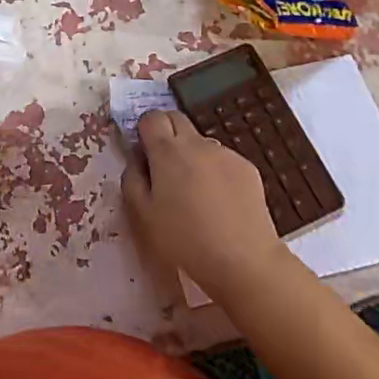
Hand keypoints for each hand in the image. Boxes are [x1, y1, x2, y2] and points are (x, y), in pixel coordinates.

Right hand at [122, 110, 290, 299]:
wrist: (243, 261)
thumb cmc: (184, 240)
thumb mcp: (143, 215)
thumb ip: (132, 179)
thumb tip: (136, 159)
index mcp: (167, 151)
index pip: (151, 117)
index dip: (145, 130)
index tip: (145, 153)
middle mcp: (197, 143)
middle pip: (176, 118)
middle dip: (166, 133)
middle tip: (165, 168)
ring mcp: (225, 153)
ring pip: (200, 141)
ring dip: (192, 155)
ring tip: (196, 193)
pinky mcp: (247, 167)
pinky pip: (223, 159)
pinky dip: (215, 171)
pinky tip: (220, 202)